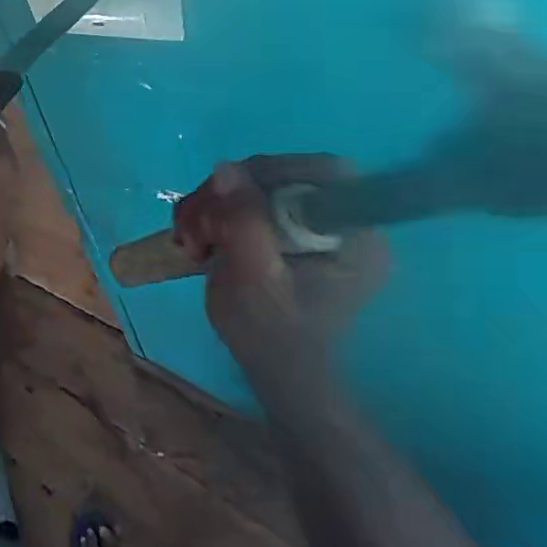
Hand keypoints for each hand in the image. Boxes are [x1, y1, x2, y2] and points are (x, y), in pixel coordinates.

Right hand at [174, 155, 388, 378]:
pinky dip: (220, 213)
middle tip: (194, 227)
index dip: (271, 173)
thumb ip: (244, 224)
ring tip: (191, 239)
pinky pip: (254, 201)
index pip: (322, 172)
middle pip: (285, 174)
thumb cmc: (273, 339)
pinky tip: (201, 238)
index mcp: (355, 236)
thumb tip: (226, 168)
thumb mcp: (253, 282)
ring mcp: (318, 225)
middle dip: (231, 194)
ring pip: (261, 185)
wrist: (281, 378)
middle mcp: (346, 222)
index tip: (226, 201)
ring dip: (217, 204)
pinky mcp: (294, 231)